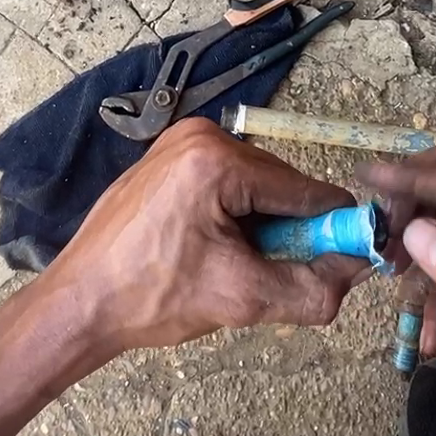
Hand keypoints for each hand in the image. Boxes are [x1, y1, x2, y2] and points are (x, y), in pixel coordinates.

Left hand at [50, 118, 373, 351]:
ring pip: (254, 182)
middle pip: (278, 183)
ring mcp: (182, 138)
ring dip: (261, 222)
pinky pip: (227, 178)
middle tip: (272, 271)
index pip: (301, 189)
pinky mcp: (171, 152)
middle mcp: (202, 133)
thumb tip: (357, 270)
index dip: (331, 226)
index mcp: (216, 158)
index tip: (350, 256)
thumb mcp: (240, 299)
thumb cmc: (149, 297)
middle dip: (287, 229)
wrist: (78, 302)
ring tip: (234, 261)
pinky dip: (236, 211)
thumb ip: (310, 287)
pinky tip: (214, 244)